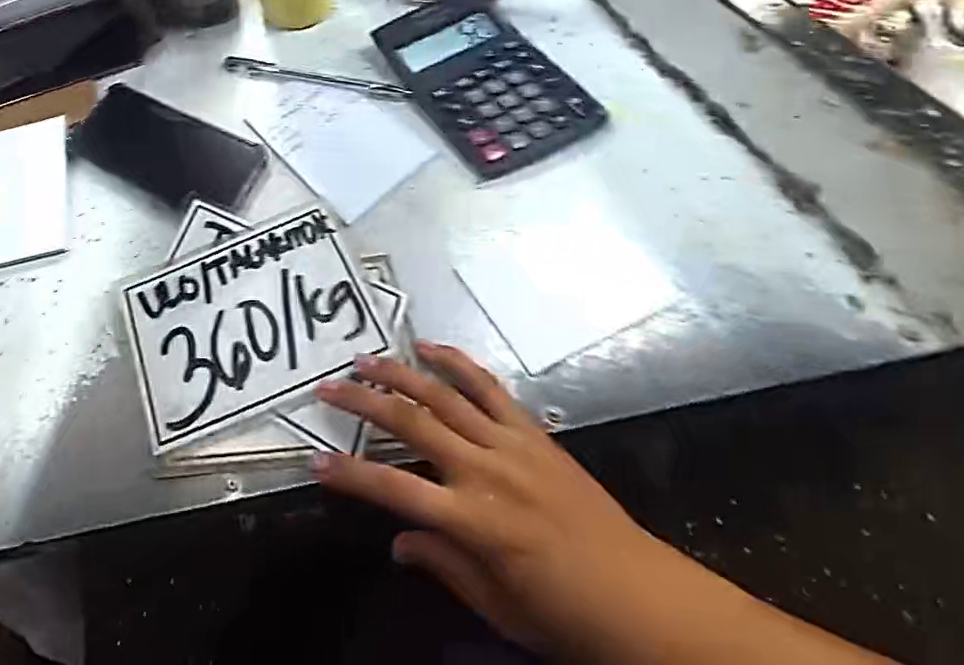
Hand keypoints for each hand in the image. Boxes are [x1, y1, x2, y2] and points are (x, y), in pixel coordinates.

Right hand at [312, 343, 685, 656]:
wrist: (647, 601)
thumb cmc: (567, 617)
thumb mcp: (498, 608)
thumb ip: (443, 565)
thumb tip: (398, 541)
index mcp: (474, 522)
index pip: (394, 490)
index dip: (350, 475)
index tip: (316, 462)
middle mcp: (487, 473)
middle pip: (412, 424)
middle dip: (363, 403)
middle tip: (327, 388)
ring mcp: (511, 446)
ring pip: (443, 397)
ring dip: (399, 374)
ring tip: (364, 359)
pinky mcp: (533, 433)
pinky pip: (488, 388)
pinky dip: (456, 364)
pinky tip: (429, 347)